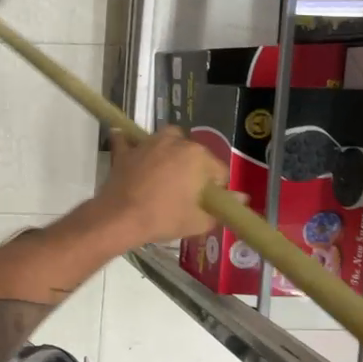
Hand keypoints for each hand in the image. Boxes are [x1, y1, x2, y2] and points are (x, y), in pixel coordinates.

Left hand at [93, 127, 224, 246]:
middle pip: (193, 153)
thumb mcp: (199, 221)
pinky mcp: (125, 151)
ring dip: (169, 150)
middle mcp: (175, 141)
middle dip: (193, 168)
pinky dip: (131, 145)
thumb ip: (222, 209)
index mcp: (198, 156)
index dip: (216, 188)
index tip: (206, 202)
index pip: (218, 170)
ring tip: (166, 173)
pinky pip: (129, 142)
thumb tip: (242, 198)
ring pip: (166, 140)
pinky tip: (133, 152)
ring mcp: (148, 143)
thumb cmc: (164, 218)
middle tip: (185, 191)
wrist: (120, 218)